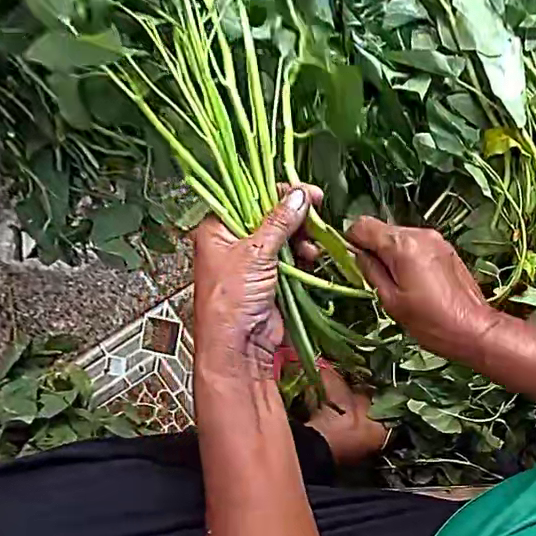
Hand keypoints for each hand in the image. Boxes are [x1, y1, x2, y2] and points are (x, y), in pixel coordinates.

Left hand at [192, 183, 317, 381]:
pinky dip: (305, 258)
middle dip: (296, 219)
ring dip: (303, 240)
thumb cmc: (230, 298)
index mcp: (218, 228)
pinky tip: (312, 258)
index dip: (278, 193)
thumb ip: (279, 222)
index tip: (306, 192)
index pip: (250, 197)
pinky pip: (293, 260)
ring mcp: (255, 261)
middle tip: (316, 217)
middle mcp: (235, 242)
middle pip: (272, 217)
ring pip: (286, 239)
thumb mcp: (255, 252)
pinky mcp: (273, 279)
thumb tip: (299, 196)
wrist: (239, 343)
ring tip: (311, 249)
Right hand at [346, 217, 501, 360]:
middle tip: (377, 280)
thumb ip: (370, 271)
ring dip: (393, 255)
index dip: (351, 242)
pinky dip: (410, 258)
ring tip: (400, 285)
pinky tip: (417, 283)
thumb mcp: (391, 301)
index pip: (362, 225)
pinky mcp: (447, 249)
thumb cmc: (431, 321)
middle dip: (374, 250)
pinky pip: (418, 246)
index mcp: (402, 244)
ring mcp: (437, 240)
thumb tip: (357, 255)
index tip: (352, 262)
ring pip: (401, 238)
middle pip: (382, 230)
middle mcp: (420, 234)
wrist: (474, 329)